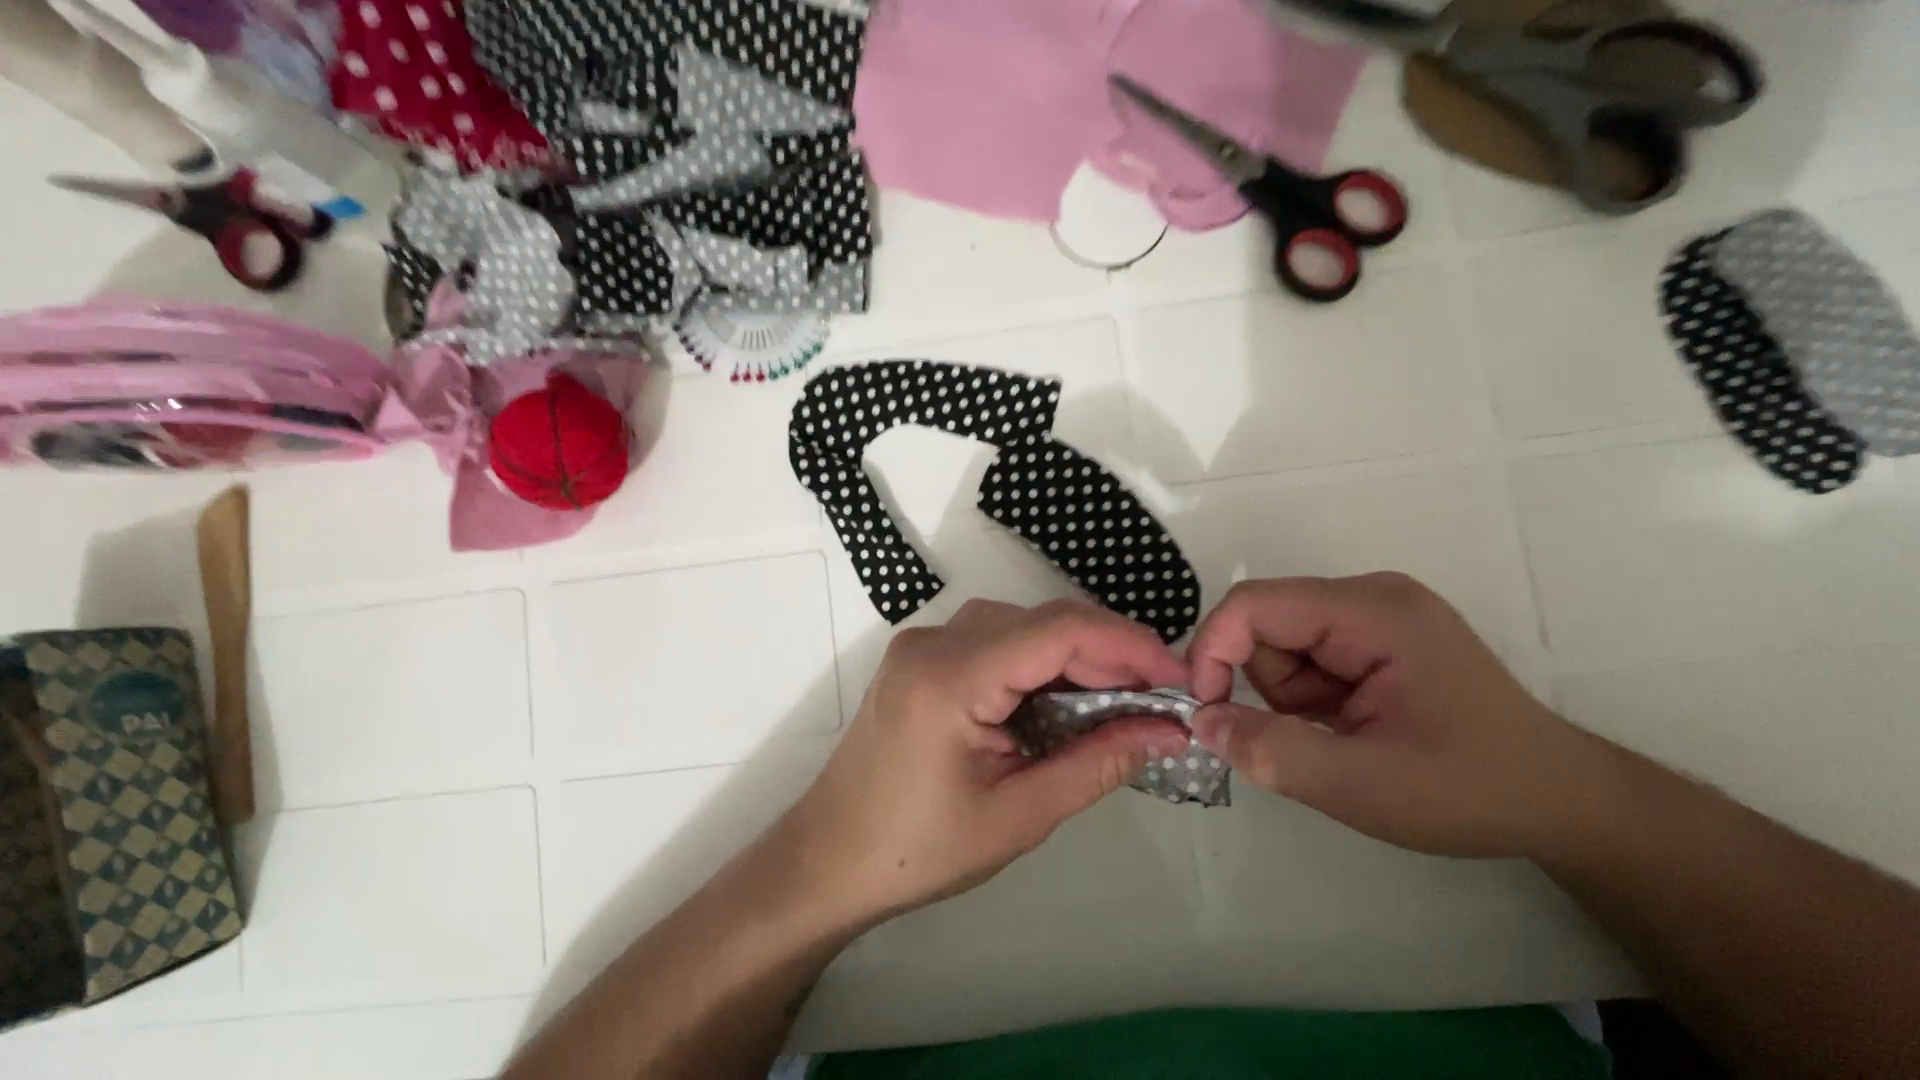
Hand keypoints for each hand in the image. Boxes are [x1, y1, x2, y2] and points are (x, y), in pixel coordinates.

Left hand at [778, 599, 1193, 927]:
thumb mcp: (1019, 814)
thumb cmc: (919, 850)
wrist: (828, 860)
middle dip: (1108, 654)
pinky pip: (992, 642)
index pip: (1059, 630)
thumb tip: (1168, 731)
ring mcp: (920, 647)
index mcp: (951, 677)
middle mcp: (933, 643)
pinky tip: (1063, 702)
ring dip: (1073, 658)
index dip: (1129, 644)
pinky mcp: (918, 661)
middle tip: (1159, 700)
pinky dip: (1036, 665)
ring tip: (1121, 704)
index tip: (1180, 677)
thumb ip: (1097, 763)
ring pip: (1019, 627)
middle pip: (1041, 622)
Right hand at [1187, 573, 1610, 857]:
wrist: (1558, 803)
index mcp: (1372, 612)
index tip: (1204, 713)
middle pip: (1266, 622)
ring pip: (1282, 645)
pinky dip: (1307, 701)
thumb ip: (1271, 751)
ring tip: (1338, 741)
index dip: (1213, 651)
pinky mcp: (1377, 642)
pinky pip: (1308, 660)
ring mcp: (1376, 618)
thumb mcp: (1361, 784)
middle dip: (1261, 686)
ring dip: (1286, 699)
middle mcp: (1371, 598)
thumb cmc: (1468, 790)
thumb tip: (1199, 722)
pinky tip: (1349, 732)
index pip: (1255, 603)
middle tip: (1300, 742)